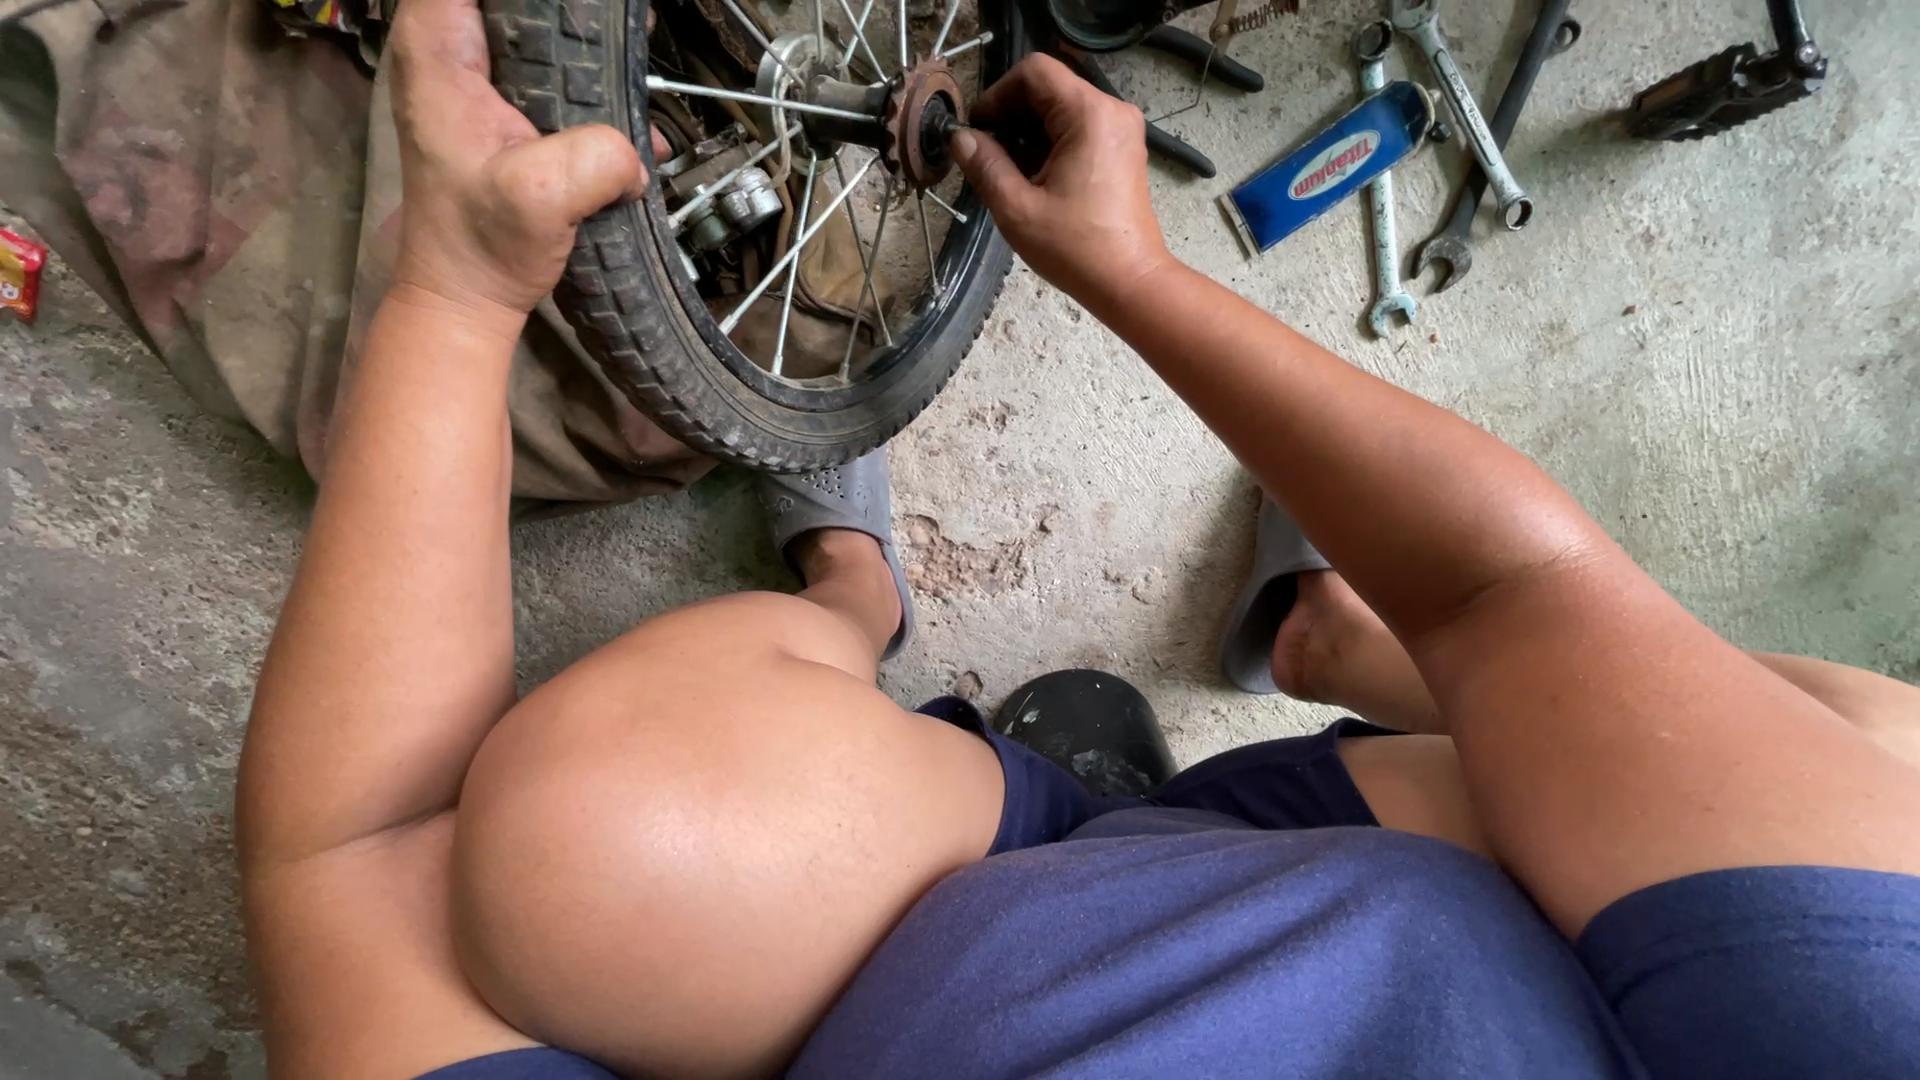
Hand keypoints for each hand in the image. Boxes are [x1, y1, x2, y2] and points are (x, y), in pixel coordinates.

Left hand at [387, 0, 651, 326]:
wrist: (473, 296)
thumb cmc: (483, 246)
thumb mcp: (541, 196)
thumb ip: (595, 159)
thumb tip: (638, 156)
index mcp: (441, 51)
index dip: (538, 0)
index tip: (589, 14)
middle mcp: (456, 57)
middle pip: (521, 10)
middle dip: (576, 22)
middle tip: (626, 31)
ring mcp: (484, 92)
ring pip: (543, 45)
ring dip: (593, 65)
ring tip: (634, 84)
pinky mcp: (511, 124)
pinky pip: (558, 89)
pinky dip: (596, 103)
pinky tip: (630, 126)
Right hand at [951, 54, 1174, 307]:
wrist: (1128, 282)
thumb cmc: (1075, 249)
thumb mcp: (1017, 209)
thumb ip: (985, 167)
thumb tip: (960, 138)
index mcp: (1088, 114)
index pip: (1034, 72)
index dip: (998, 95)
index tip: (978, 129)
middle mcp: (1111, 111)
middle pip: (1050, 90)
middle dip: (1013, 118)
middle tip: (987, 157)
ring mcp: (1121, 132)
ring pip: (1063, 113)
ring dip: (1030, 136)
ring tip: (1009, 176)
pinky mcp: (1123, 153)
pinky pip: (1080, 133)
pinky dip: (1052, 148)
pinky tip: (1035, 182)